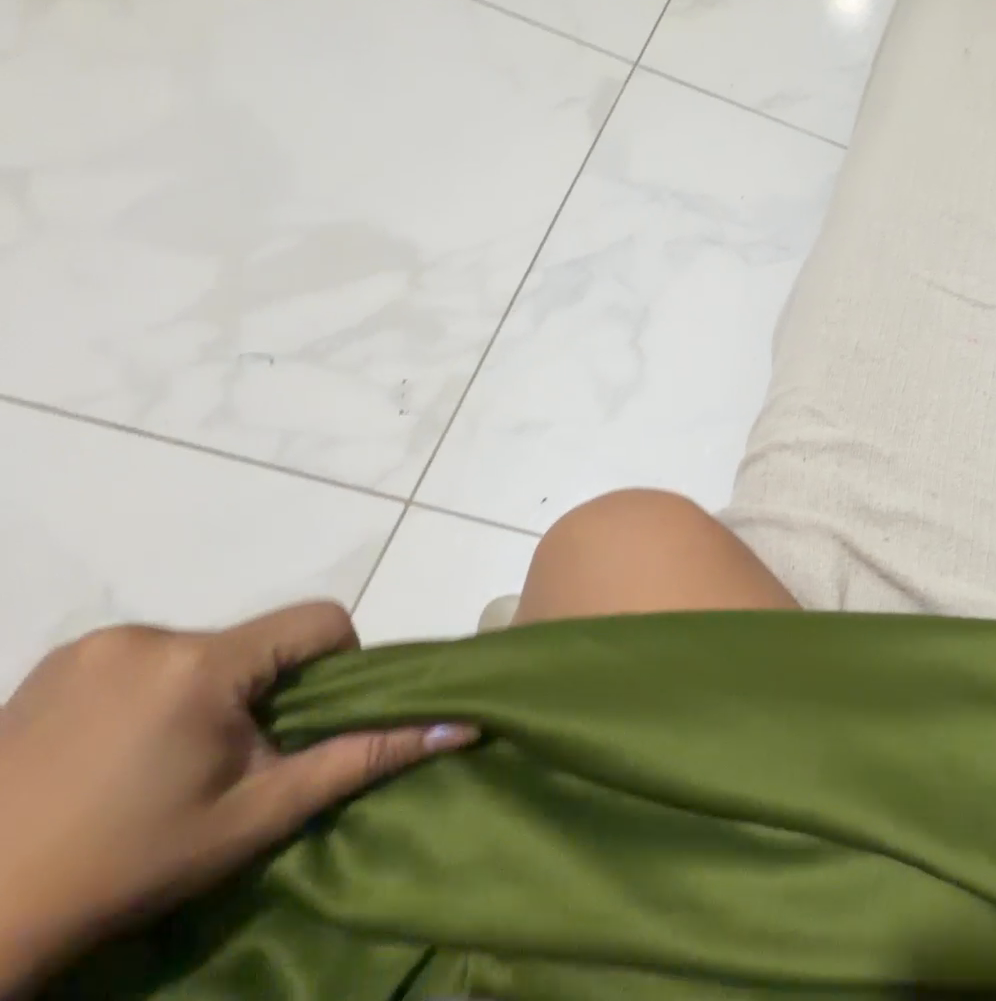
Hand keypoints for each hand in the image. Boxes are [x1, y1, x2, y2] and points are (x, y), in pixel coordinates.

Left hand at [0, 602, 476, 988]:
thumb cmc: (132, 859)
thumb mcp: (264, 810)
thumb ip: (366, 756)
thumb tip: (464, 727)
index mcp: (199, 663)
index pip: (320, 620)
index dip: (340, 663)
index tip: (308, 722)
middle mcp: (142, 634)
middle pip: (260, 638)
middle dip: (271, 687)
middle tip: (241, 756)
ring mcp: (88, 645)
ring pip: (208, 647)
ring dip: (217, 688)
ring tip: (178, 757)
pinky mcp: (49, 662)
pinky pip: (149, 655)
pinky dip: (164, 689)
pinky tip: (128, 748)